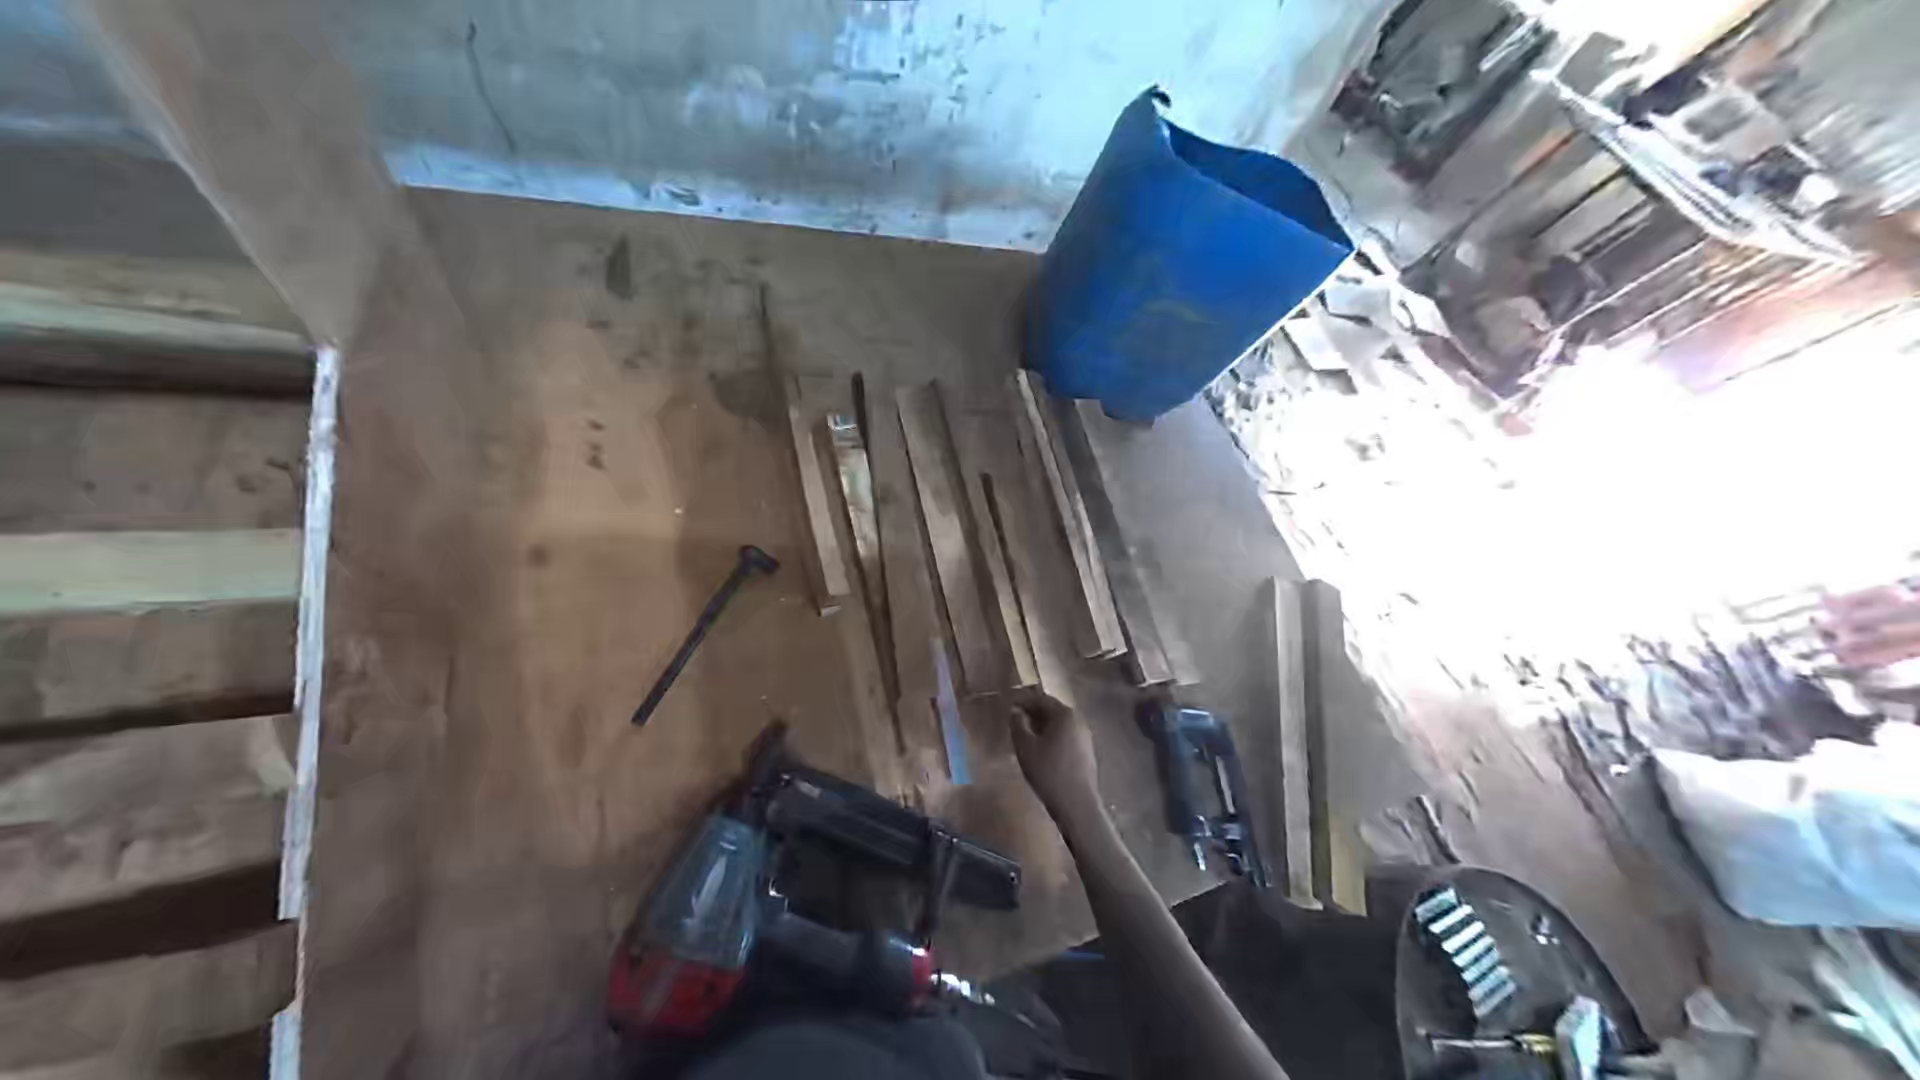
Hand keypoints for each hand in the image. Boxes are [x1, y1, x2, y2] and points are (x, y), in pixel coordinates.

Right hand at [1008, 689, 1100, 821]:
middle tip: (1016, 720)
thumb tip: (1015, 711)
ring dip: (1043, 726)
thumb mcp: (1025, 747)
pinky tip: (1042, 749)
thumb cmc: (1048, 772)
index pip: (1041, 699)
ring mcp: (1085, 736)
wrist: (1077, 804)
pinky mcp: (1087, 752)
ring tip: (1026, 735)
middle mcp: (1078, 720)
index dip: (1023, 701)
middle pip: (1053, 710)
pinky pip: (1066, 736)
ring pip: (1060, 724)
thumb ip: (1017, 724)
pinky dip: (1053, 737)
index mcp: (1064, 714)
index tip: (1009, 705)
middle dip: (1033, 713)